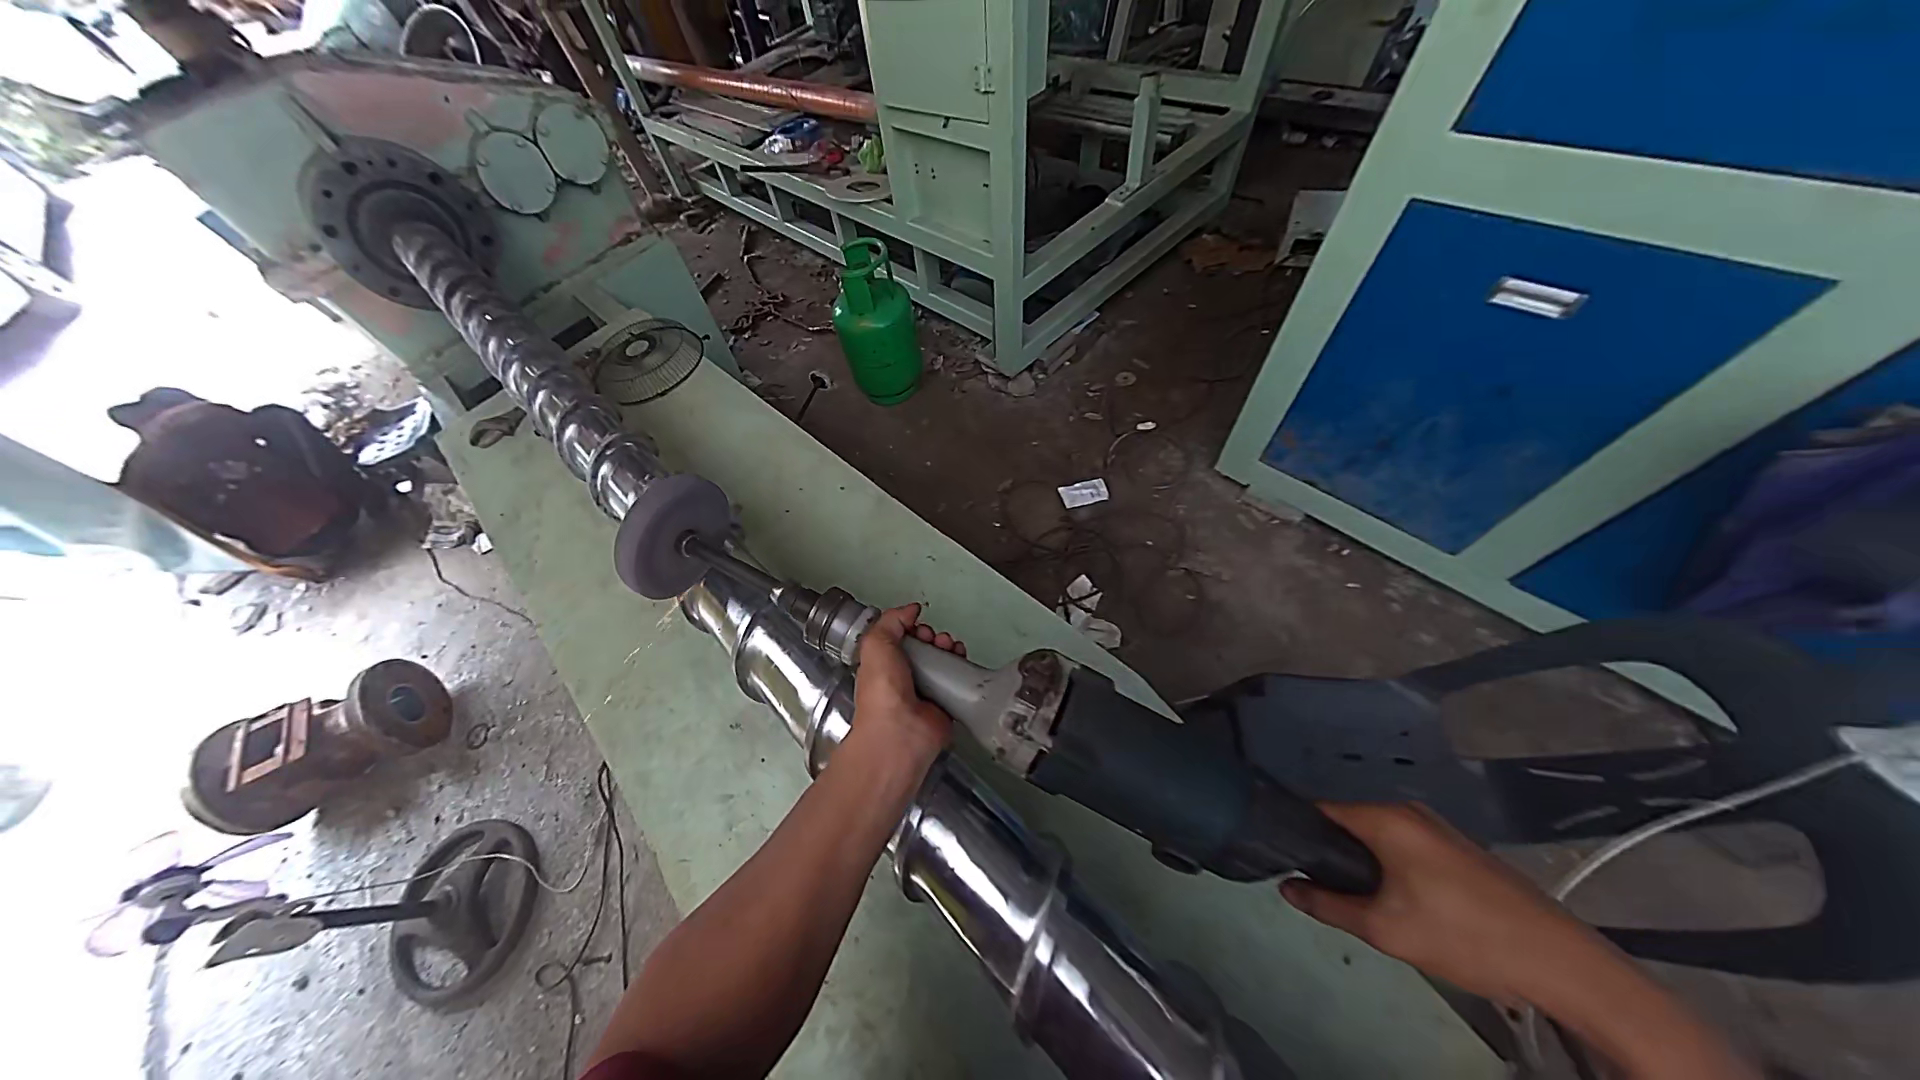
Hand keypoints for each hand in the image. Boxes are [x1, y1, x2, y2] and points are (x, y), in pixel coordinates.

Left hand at [850, 603, 960, 773]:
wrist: (901, 732)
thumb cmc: (882, 695)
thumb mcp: (876, 643)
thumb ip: (891, 621)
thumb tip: (909, 610)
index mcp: (883, 665)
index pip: (901, 639)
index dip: (911, 628)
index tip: (916, 626)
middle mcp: (903, 679)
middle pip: (924, 648)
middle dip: (933, 637)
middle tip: (934, 638)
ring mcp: (925, 692)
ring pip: (942, 662)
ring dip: (948, 648)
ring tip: (948, 647)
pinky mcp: (945, 705)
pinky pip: (957, 681)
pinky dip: (962, 668)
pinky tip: (961, 660)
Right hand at [1279, 802, 1610, 1005]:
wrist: (1561, 963)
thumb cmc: (1464, 936)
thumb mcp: (1384, 928)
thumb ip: (1327, 905)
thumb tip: (1286, 888)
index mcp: (1385, 818)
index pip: (1320, 810)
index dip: (1295, 832)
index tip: (1282, 858)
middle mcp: (1407, 811)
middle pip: (1348, 823)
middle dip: (1330, 853)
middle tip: (1320, 890)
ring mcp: (1437, 828)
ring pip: (1377, 838)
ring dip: (1362, 864)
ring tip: (1357, 900)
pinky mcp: (1457, 848)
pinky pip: (1403, 847)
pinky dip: (1389, 867)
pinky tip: (1397, 901)